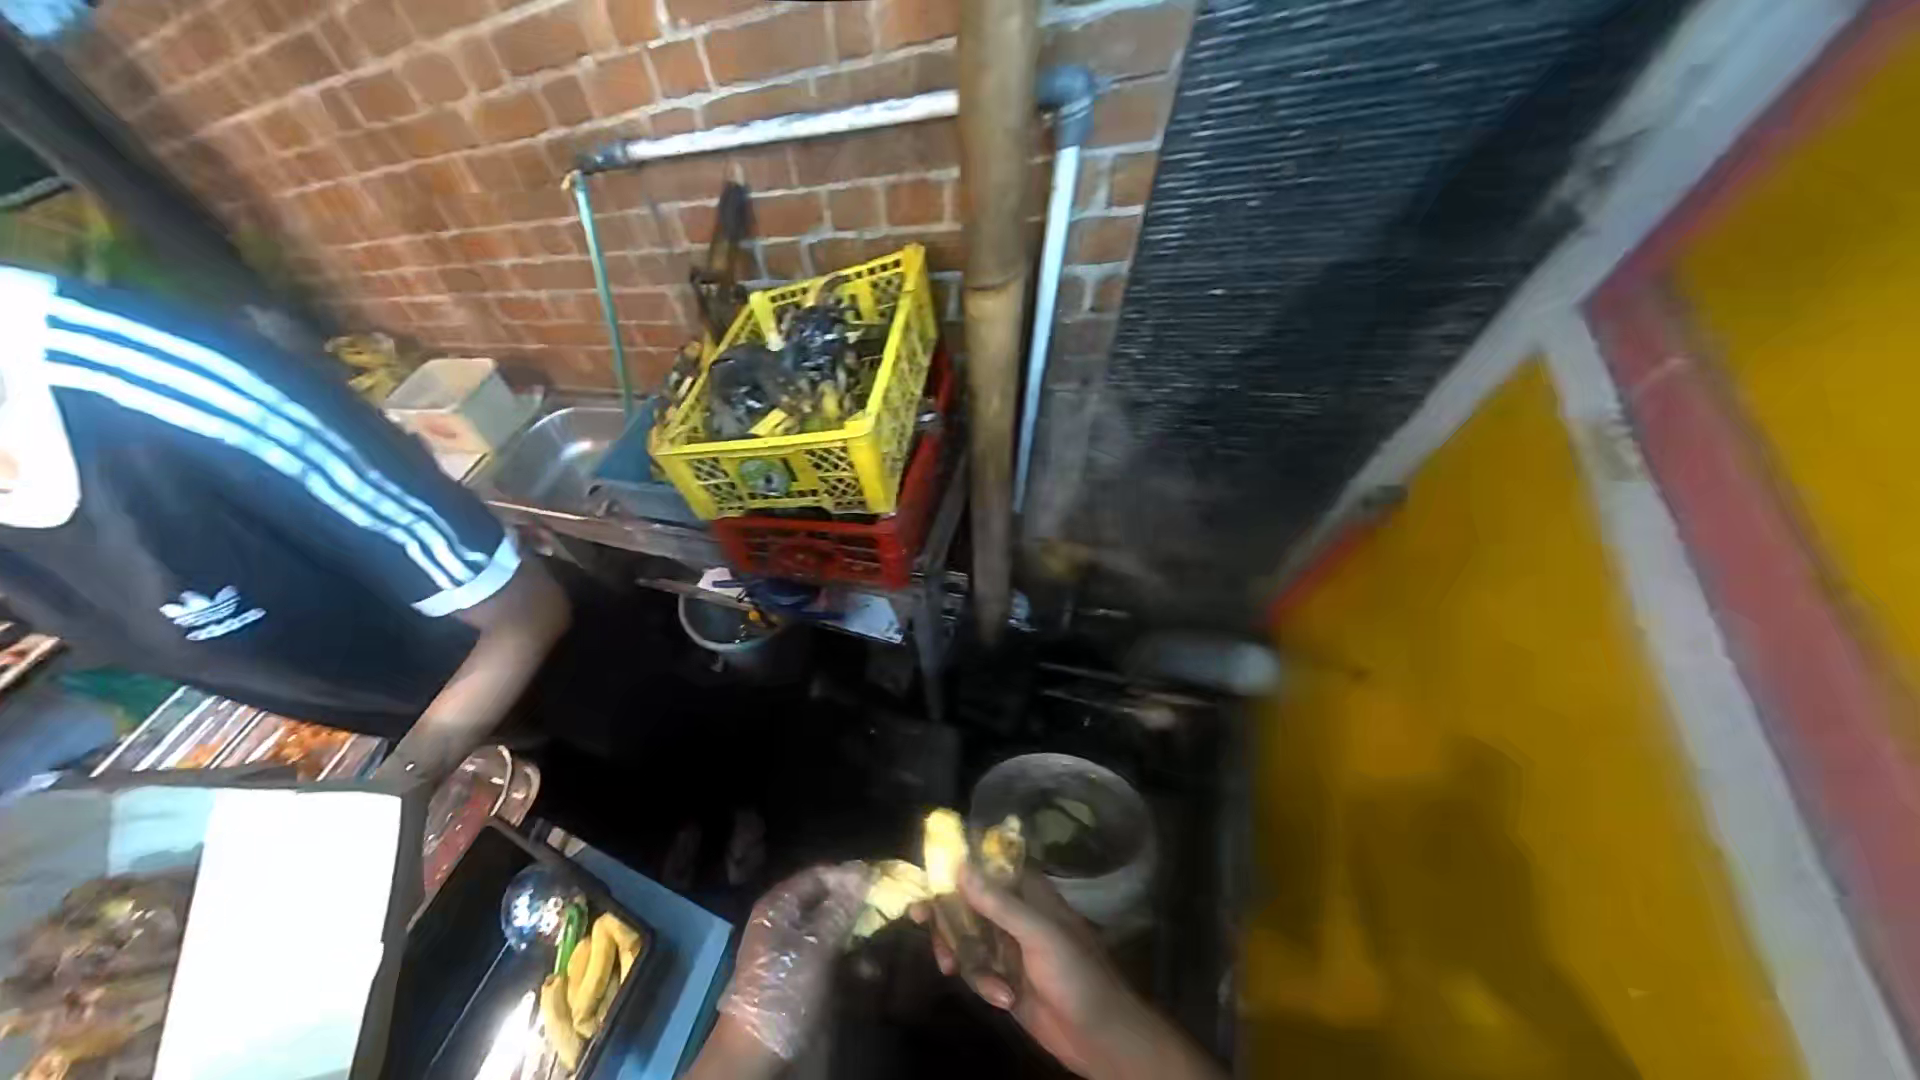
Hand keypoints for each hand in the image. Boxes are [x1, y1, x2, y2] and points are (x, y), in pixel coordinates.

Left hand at [716, 862, 868, 1060]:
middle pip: (831, 902)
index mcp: (780, 908)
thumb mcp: (814, 945)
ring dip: (863, 935)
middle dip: (859, 905)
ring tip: (885, 937)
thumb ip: (840, 907)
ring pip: (840, 930)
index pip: (819, 875)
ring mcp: (802, 953)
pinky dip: (858, 964)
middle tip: (889, 905)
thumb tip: (864, 870)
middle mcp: (789, 924)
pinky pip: (841, 960)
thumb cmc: (782, 991)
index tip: (880, 878)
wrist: (760, 1061)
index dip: (848, 875)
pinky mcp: (813, 980)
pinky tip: (872, 972)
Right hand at [919, 868, 1221, 1079]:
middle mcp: (1013, 911)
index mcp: (1026, 890)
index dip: (954, 865)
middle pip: (965, 899)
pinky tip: (1001, 998)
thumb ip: (999, 903)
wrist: (1099, 1036)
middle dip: (946, 914)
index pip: (985, 863)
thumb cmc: (1076, 973)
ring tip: (961, 973)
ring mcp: (1006, 944)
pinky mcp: (1001, 975)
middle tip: (920, 918)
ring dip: (964, 956)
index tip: (926, 871)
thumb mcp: (1038, 934)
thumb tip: (960, 866)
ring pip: (965, 936)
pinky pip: (975, 968)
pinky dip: (982, 982)